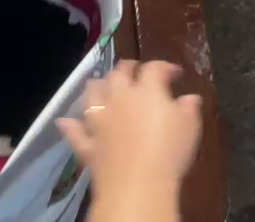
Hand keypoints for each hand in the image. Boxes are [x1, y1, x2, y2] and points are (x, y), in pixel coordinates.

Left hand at [57, 60, 200, 216]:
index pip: (154, 67)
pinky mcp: (88, 145)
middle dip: (128, 68)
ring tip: (102, 85)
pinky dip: (70, 125)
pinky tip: (65, 120)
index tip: (175, 73)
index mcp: (147, 89)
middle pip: (119, 73)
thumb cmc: (168, 152)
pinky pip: (74, 131)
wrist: (137, 187)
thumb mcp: (190, 125)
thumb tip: (190, 97)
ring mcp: (100, 121)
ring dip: (97, 86)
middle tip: (136, 71)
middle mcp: (120, 98)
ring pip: (92, 95)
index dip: (165, 66)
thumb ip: (189, 107)